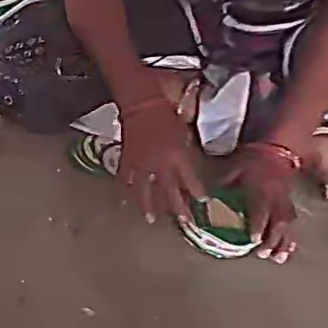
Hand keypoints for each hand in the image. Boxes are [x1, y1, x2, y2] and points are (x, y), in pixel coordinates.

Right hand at [116, 99, 206, 223]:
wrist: (143, 103)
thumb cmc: (168, 114)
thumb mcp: (184, 133)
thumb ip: (185, 153)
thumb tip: (187, 168)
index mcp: (178, 157)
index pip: (190, 181)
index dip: (197, 192)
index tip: (202, 202)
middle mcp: (161, 165)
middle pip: (170, 192)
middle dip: (178, 209)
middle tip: (184, 224)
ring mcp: (142, 164)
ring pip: (146, 190)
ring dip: (148, 206)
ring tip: (151, 218)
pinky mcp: (127, 159)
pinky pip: (125, 178)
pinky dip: (125, 189)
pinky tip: (124, 200)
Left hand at [224, 144, 299, 262]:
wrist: (273, 150)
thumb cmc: (248, 160)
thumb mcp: (232, 168)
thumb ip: (221, 184)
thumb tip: (205, 199)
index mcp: (261, 189)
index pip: (261, 210)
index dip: (258, 225)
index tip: (252, 240)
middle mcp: (276, 197)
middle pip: (279, 222)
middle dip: (272, 240)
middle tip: (262, 255)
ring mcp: (285, 201)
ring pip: (288, 225)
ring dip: (284, 242)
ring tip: (278, 259)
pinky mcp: (289, 203)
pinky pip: (293, 222)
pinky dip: (291, 237)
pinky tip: (289, 250)